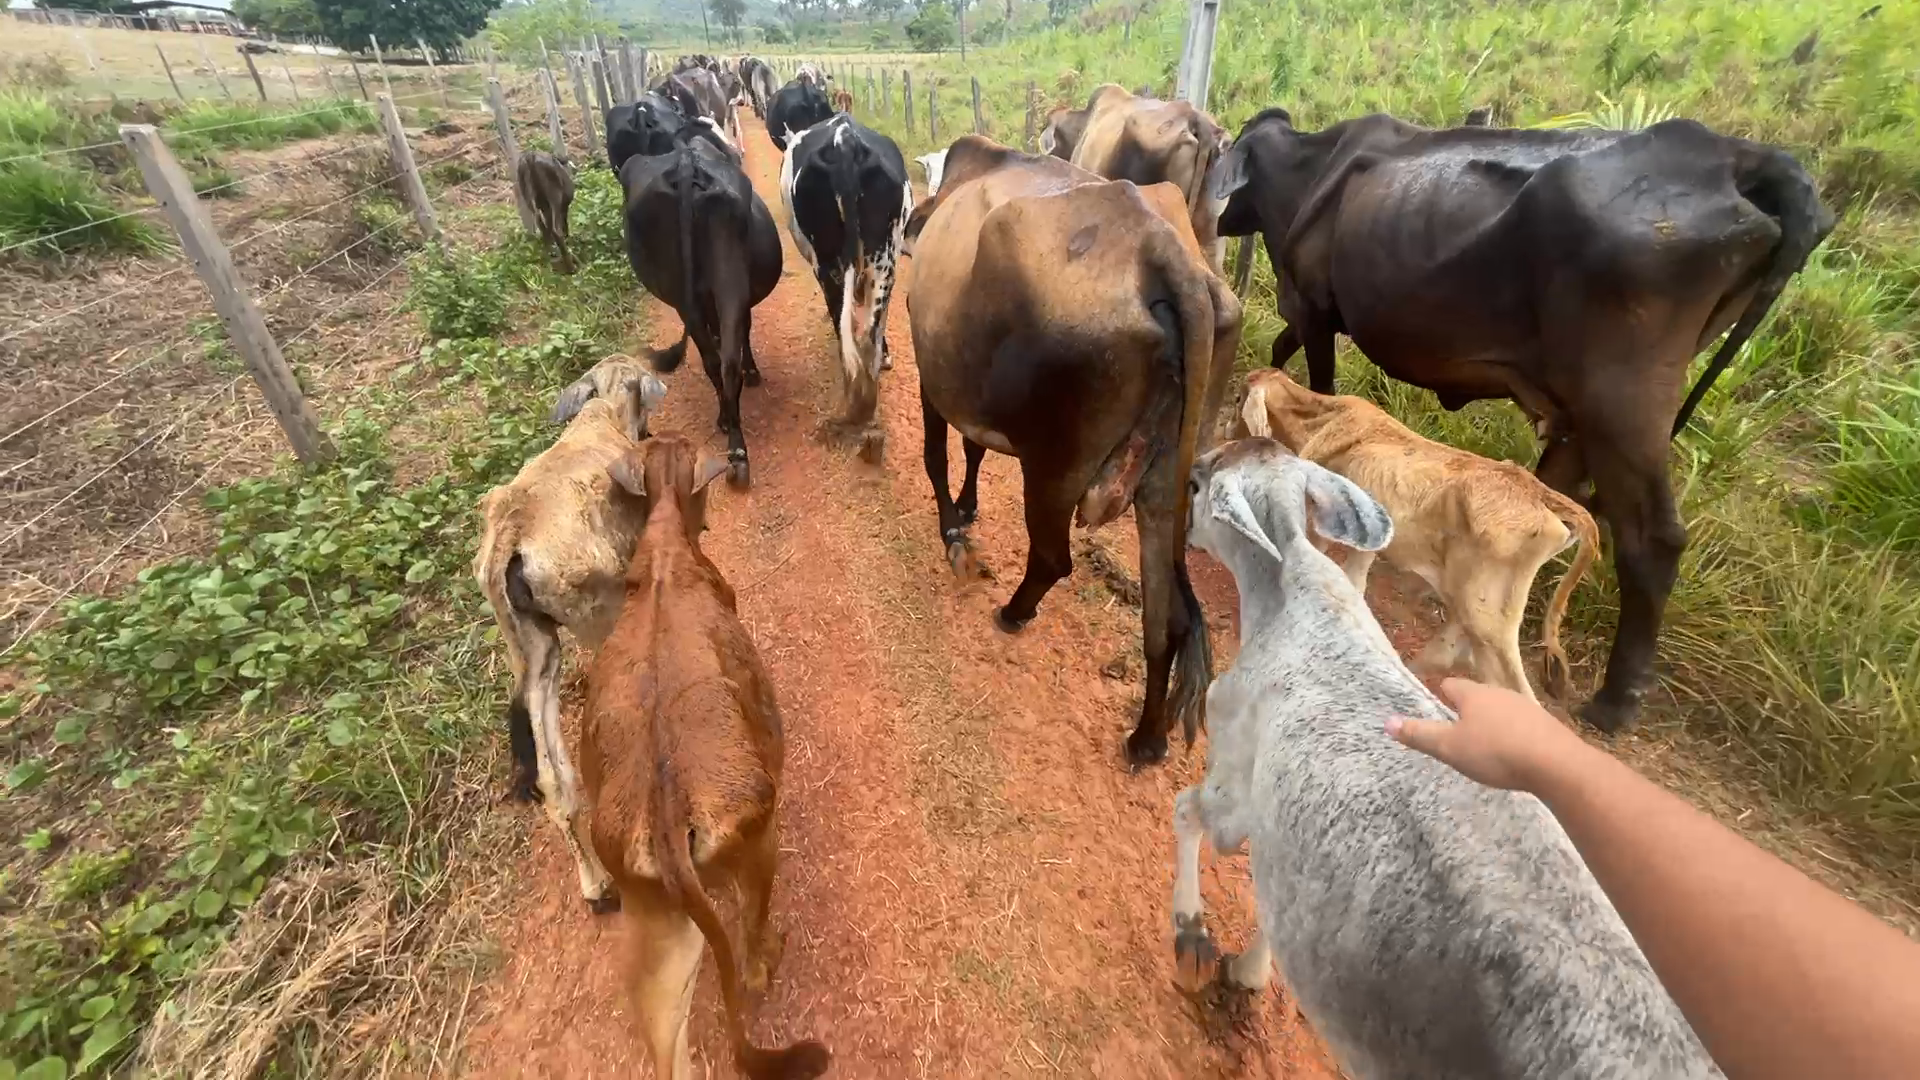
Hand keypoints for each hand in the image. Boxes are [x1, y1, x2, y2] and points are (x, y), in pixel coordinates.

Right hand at [1387, 678, 1589, 792]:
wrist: (1562, 768)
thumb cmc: (1496, 752)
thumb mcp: (1448, 747)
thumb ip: (1418, 734)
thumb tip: (1386, 721)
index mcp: (1473, 694)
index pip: (1449, 685)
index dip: (1439, 697)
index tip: (1436, 715)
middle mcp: (1500, 694)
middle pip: (1476, 697)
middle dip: (1466, 713)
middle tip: (1458, 735)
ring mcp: (1529, 709)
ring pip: (1501, 711)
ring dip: (1493, 725)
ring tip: (1487, 749)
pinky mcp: (1550, 727)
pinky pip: (1524, 726)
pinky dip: (1516, 737)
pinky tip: (1516, 757)